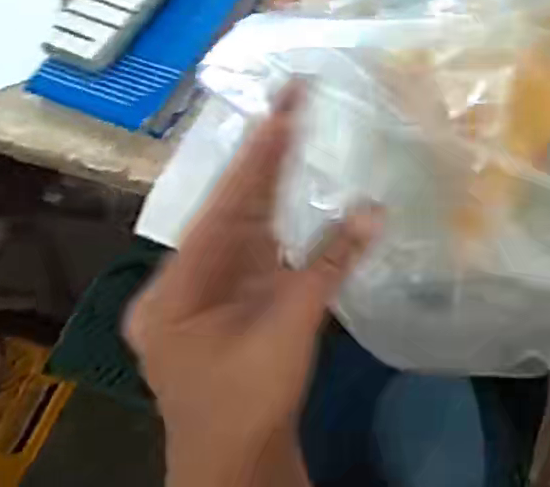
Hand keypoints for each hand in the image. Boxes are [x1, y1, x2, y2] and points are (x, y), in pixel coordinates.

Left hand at [124, 86, 379, 486]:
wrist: (235, 473)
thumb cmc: (247, 407)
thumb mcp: (287, 333)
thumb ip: (328, 266)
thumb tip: (374, 211)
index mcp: (175, 288)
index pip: (221, 205)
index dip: (255, 155)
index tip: (280, 106)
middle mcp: (181, 278)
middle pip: (228, 205)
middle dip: (262, 154)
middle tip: (290, 99)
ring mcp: (203, 285)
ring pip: (242, 218)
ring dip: (270, 175)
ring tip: (293, 121)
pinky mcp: (228, 293)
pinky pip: (254, 241)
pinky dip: (278, 210)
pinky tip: (293, 175)